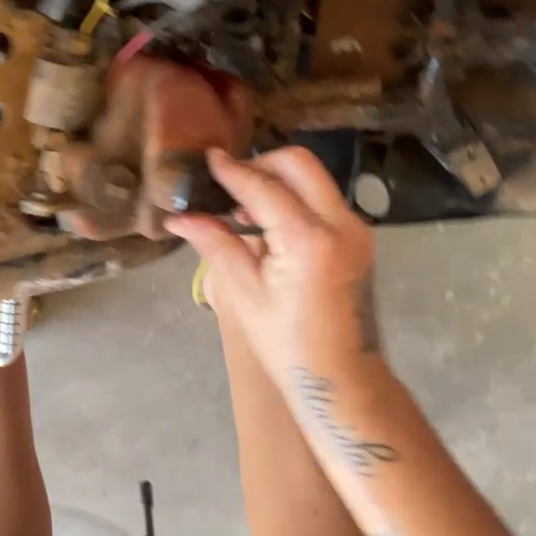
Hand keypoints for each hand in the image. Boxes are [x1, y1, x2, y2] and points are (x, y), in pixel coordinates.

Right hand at [164, 148, 377, 370]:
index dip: (232, 171)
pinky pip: (323, 199)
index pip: (264, 187)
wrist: (342, 377)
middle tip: (229, 183)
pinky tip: (269, 224)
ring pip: (314, 178)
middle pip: (300, 164)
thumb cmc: (287, 343)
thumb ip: (215, 244)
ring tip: (244, 209)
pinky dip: (294, 198)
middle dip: (261, 164)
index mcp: (309, 240)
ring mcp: (355, 228)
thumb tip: (178, 218)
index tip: (208, 158)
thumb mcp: (244, 293)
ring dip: (278, 180)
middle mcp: (341, 223)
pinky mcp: (358, 237)